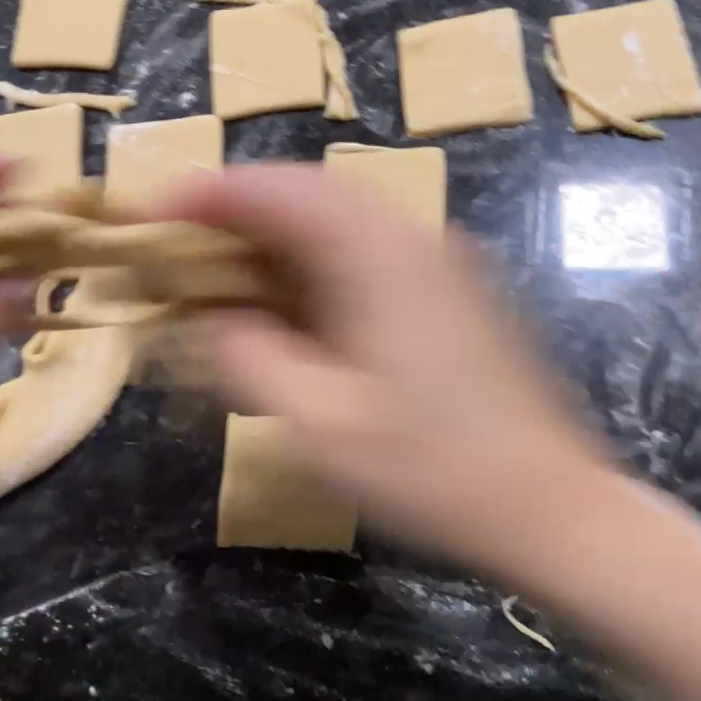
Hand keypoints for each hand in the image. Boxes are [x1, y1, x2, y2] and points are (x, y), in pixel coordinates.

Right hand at [156, 165, 613, 577]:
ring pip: (341, 230)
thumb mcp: (318, 423)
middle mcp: (416, 239)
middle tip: (179, 256)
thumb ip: (249, 356)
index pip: (279, 191)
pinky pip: (370, 262)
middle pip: (310, 199)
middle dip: (237, 220)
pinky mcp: (456, 298)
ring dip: (276, 249)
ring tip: (221, 287)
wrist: (552, 509)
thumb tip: (211, 315)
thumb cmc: (432, 472)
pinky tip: (292, 317)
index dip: (206, 195)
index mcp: (381, 254)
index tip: (149, 215)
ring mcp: (444, 266)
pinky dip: (316, 275)